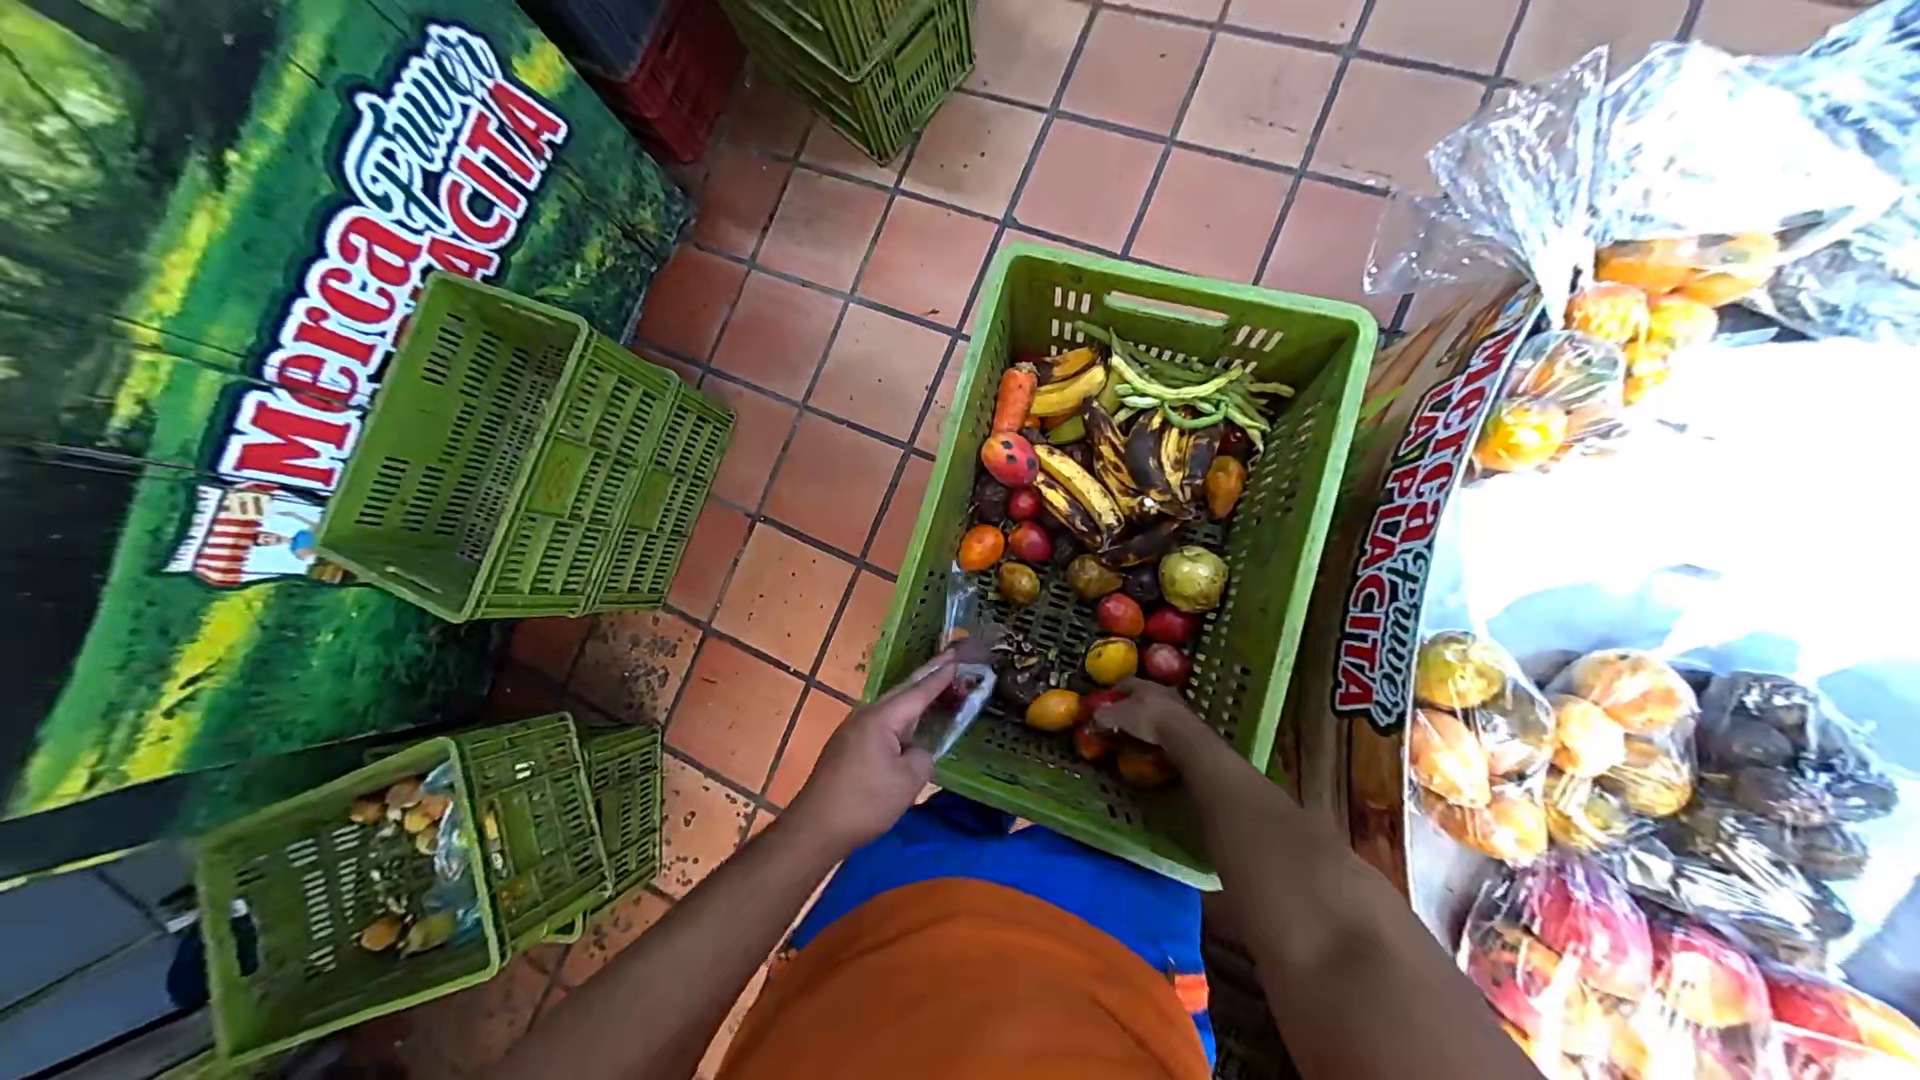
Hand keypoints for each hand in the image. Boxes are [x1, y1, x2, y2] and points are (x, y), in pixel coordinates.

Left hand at [785, 653, 954, 854]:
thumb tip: (914, 751)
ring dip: (914, 698)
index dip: (940, 676)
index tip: (957, 660)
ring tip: (936, 689)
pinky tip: (910, 725)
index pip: (918, 692)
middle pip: (902, 692)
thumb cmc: (865, 802)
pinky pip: (881, 723)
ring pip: (891, 708)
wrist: (815, 827)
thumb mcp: (909, 781)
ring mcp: (852, 730)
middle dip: (927, 677)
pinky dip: (901, 718)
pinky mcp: (847, 747)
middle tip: (951, 661)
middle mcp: (864, 715)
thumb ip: (923, 756)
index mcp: (881, 718)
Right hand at [1092, 677, 1206, 749]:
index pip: (1125, 682)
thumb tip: (1094, 716)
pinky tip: (1156, 737)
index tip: (1106, 700)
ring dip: (1149, 715)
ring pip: (1158, 706)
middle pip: (1143, 693)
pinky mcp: (1187, 720)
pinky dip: (1161, 727)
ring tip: (1140, 728)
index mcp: (1143, 684)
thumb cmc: (1146, 717)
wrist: (1182, 732)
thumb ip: (1104, 715)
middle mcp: (1161, 689)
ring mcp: (1177, 704)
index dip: (1114, 690)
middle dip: (1133, 703)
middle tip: (1123, 714)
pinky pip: (1169, 720)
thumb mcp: (1118, 716)